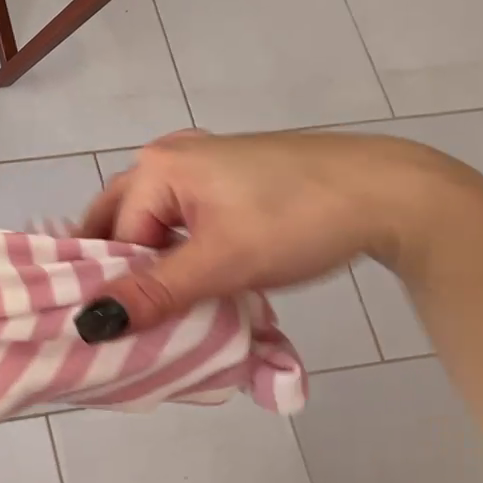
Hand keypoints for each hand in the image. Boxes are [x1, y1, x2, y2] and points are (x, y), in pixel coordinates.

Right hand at [73, 128, 482, 340]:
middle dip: (120, 262)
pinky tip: (198, 270)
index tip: (129, 326)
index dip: (119, 281)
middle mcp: (168, 155)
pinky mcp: (231, 170)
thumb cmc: (297, 222)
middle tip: (128, 311)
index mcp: (156, 168)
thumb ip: (155, 293)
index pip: (115, 235)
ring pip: (154, 215)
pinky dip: (181, 242)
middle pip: (121, 215)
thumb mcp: (224, 264)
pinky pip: (184, 209)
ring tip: (164, 301)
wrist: (392, 192)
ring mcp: (201, 158)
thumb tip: (91, 323)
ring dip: (153, 256)